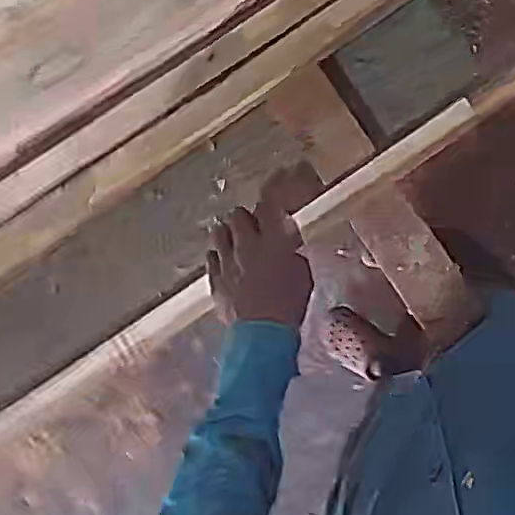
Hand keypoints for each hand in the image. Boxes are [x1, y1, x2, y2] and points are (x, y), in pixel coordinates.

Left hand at [207, 163, 323, 326]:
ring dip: (229, 234)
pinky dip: (219, 256)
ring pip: (219, 233)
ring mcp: (226, 263)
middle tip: (258, 226)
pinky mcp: (214, 282)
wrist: (263, 337)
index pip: (269, 203)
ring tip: (239, 242)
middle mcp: (245, 246)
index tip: (280, 176)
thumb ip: (293, 247)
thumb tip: (288, 234)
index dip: (274, 186)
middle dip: (247, 217)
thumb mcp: (303, 270)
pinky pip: (211, 259)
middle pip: (238, 214)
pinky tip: (228, 263)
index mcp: (272, 240)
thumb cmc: (290, 304)